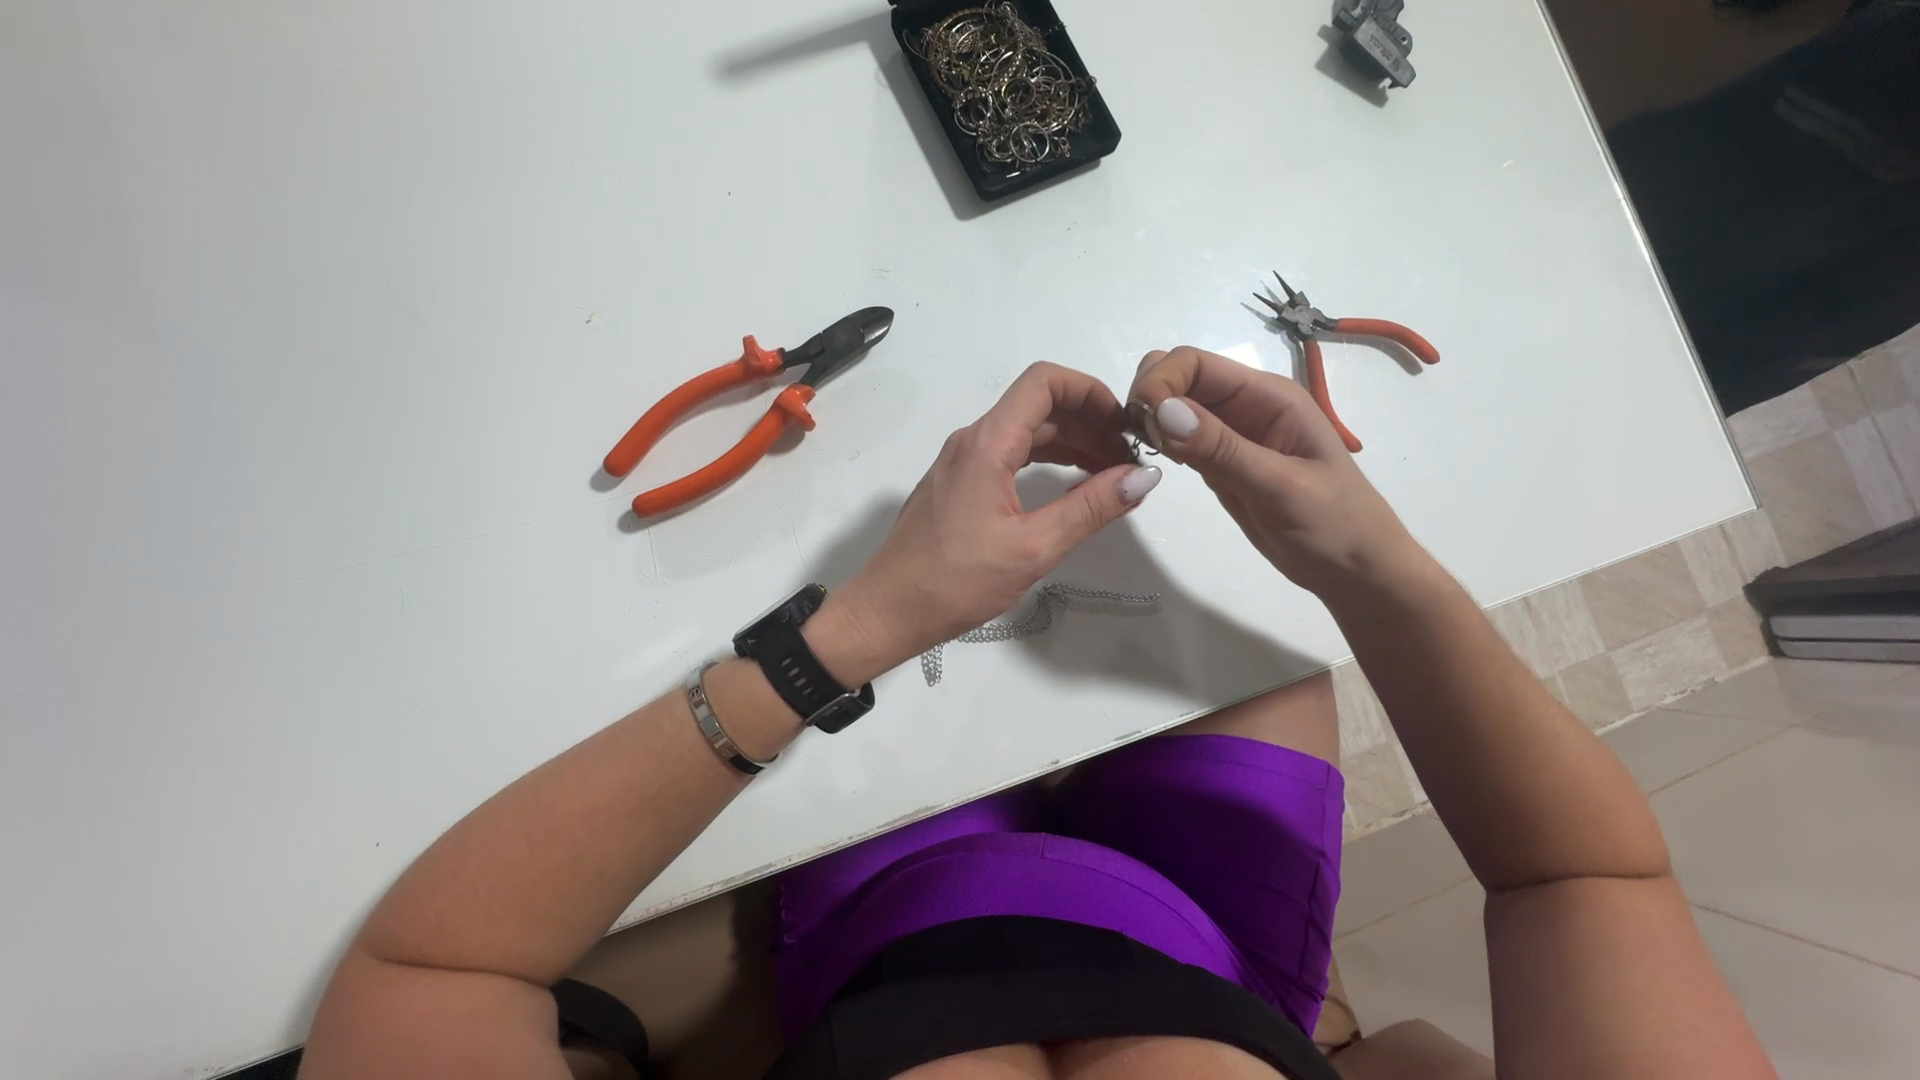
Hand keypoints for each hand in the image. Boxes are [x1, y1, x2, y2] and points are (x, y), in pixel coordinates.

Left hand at [812, 363, 1161, 681]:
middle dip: (1090, 424)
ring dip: (1072, 444)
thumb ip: (1090, 508)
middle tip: (1130, 460)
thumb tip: (1144, 477)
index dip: (1091, 391)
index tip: (1126, 424)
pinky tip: (1074, 487)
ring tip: (1112, 475)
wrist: (890, 610)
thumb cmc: (956, 581)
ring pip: (1026, 432)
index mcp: (987, 444)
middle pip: (1039, 407)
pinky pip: (1011, 455)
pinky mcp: (959, 484)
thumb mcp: (1033, 548)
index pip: (1044, 383)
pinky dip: (1047, 462)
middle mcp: (972, 441)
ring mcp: (962, 462)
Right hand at [1127, 346, 1422, 597]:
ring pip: (1172, 405)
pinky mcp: (1218, 461)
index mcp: (1267, 396)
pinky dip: (1159, 443)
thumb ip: (1221, 449)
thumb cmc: (1332, 526)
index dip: (1160, 383)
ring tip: (1150, 456)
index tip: (1140, 423)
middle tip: (1144, 442)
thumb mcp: (1279, 487)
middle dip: (1149, 398)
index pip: (1195, 363)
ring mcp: (1230, 433)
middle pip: (1178, 375)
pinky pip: (1178, 436)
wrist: (1354, 569)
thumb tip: (1162, 411)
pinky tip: (1161, 466)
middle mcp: (1245, 404)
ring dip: (1149, 421)